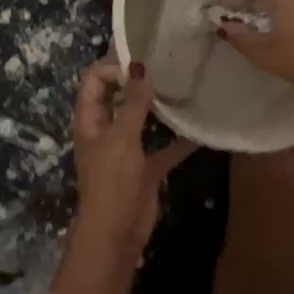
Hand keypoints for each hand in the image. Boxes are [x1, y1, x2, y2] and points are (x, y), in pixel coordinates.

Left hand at [61, 58, 195, 293]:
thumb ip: (133, 103)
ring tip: (185, 86)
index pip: (94, 80)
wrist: (117, 233)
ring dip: (160, 107)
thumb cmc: (112, 181)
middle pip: (118, 96)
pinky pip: (165, 149)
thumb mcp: (122, 138)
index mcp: (90, 120)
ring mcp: (126, 150)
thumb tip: (140, 67)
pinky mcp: (146, 168)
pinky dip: (181, 141)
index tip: (142, 61)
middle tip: (168, 63)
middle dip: (138, 81)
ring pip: (142, 121)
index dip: (112, 66)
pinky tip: (203, 130)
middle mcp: (106, 130)